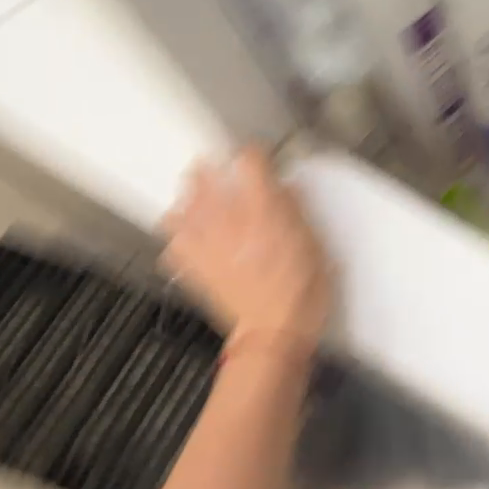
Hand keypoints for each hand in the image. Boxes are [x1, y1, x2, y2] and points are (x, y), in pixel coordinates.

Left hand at [161, 146, 330, 344]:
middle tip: (222, 172)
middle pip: (203, 174)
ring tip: (201, 198)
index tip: (257, 158)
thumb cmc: (301, 295)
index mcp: (264, 211)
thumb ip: (297, 213)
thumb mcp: (316, 247)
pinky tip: (190, 235)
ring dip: (191, 197)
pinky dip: (179, 233)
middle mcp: (228, 220)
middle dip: (213, 169)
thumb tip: (288, 192)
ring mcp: (204, 242)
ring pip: (181, 203)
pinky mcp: (191, 266)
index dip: (254, 155)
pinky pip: (171, 239)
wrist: (274, 334)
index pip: (249, 161)